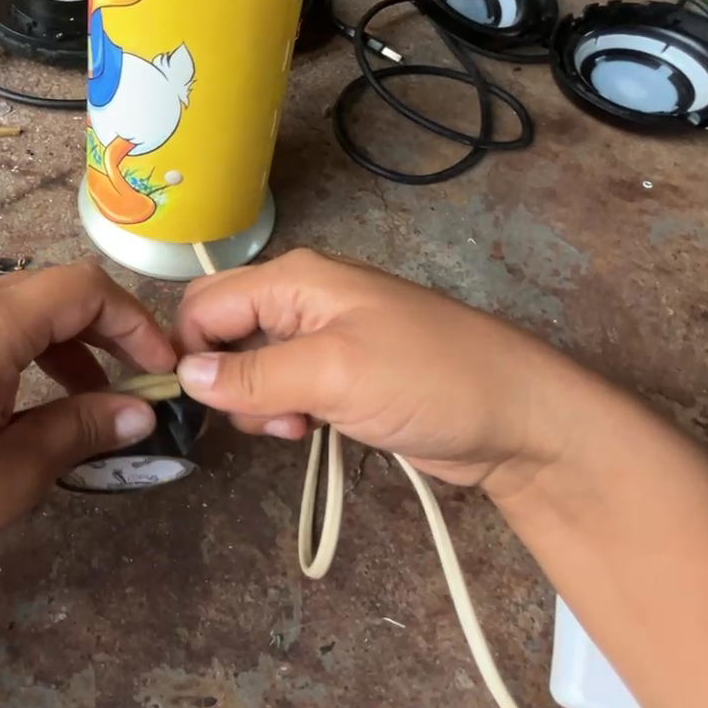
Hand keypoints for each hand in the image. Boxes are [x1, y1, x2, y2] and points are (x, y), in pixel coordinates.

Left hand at [0, 259, 176, 602]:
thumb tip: (141, 412)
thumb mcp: (14, 472)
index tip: (164, 369)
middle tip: (140, 385)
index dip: (136, 322)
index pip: (84, 289)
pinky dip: (24, 352)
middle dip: (105, 333)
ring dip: (65, 345)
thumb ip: (84, 426)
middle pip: (52, 292)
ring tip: (93, 401)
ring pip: (19, 309)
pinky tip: (35, 399)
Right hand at [172, 248, 607, 492]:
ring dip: (252, 397)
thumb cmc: (427, 380)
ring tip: (289, 426)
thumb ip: (253, 374)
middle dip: (221, 373)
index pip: (206, 302)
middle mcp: (298, 298)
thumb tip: (184, 376)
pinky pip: (279, 383)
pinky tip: (305, 428)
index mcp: (293, 279)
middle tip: (250, 413)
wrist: (523, 420)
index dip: (189, 347)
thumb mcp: (333, 374)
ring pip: (247, 360)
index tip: (195, 400)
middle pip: (223, 327)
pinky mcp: (335, 371)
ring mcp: (318, 336)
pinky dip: (278, 407)